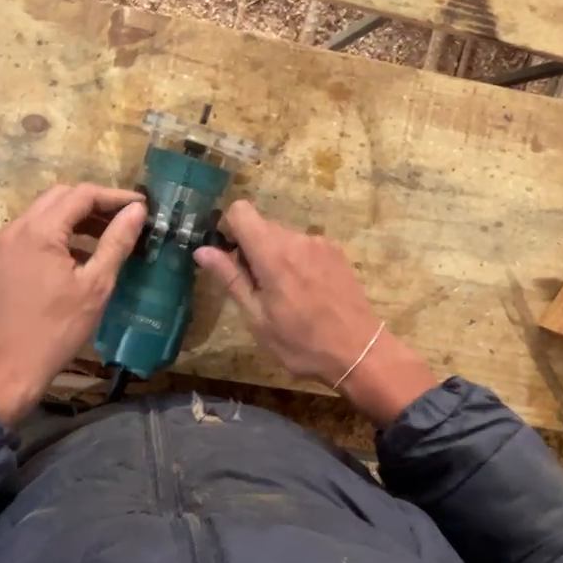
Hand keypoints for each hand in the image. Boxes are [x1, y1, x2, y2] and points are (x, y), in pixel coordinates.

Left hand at [0, 183, 145, 424]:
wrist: (12, 367)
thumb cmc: (58, 329)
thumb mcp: (96, 285)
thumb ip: (116, 242)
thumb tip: (137, 210)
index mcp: (40, 230)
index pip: (82, 195)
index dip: (115, 197)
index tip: (143, 206)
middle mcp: (19, 227)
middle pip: (63, 197)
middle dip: (97, 203)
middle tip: (128, 218)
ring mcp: (9, 242)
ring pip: (49, 212)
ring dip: (81, 217)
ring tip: (114, 233)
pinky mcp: (8, 258)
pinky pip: (39, 231)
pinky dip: (64, 232)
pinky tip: (88, 252)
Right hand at [194, 201, 436, 424]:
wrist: (360, 352)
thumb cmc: (301, 342)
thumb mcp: (257, 317)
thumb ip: (230, 278)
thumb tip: (202, 250)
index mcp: (272, 252)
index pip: (240, 210)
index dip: (228, 228)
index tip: (230, 257)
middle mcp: (297, 238)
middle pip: (262, 226)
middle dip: (251, 250)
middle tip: (256, 290)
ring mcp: (320, 244)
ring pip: (284, 238)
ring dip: (275, 257)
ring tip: (285, 296)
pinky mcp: (336, 253)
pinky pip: (304, 247)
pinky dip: (296, 262)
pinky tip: (306, 294)